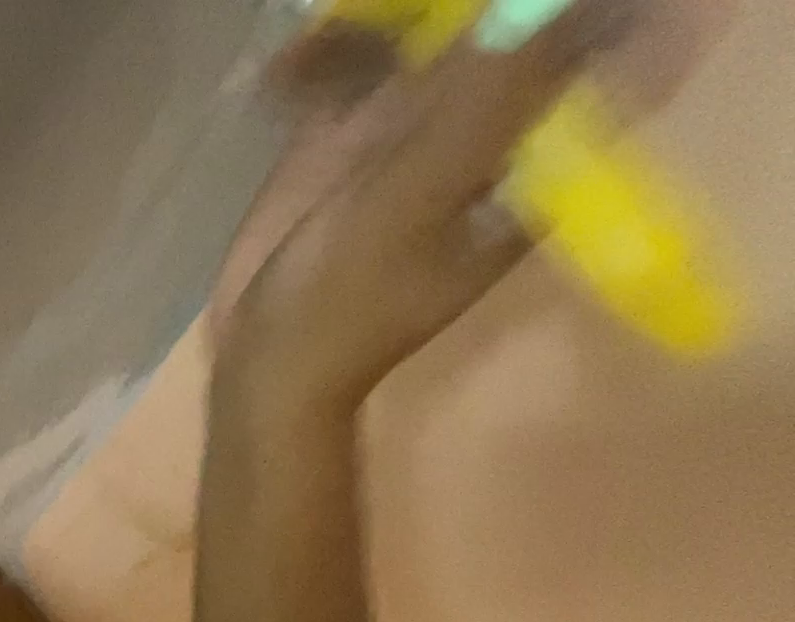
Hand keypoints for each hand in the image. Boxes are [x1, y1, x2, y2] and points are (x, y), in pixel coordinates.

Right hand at [210, 0, 716, 415]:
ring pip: (418, 42)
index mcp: (530, 153)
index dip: (547, 15)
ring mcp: (407, 138)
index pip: (582, 43)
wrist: (262, 363)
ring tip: (314, 37)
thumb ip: (474, 114)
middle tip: (382, 4)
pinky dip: (319, 60)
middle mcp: (478, 133)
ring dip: (371, 24)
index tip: (478, 10)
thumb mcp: (407, 212)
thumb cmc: (337, 308)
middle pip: (496, 29)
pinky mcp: (343, 150)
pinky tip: (282, 72)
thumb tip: (540, 5)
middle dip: (444, 7)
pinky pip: (348, 77)